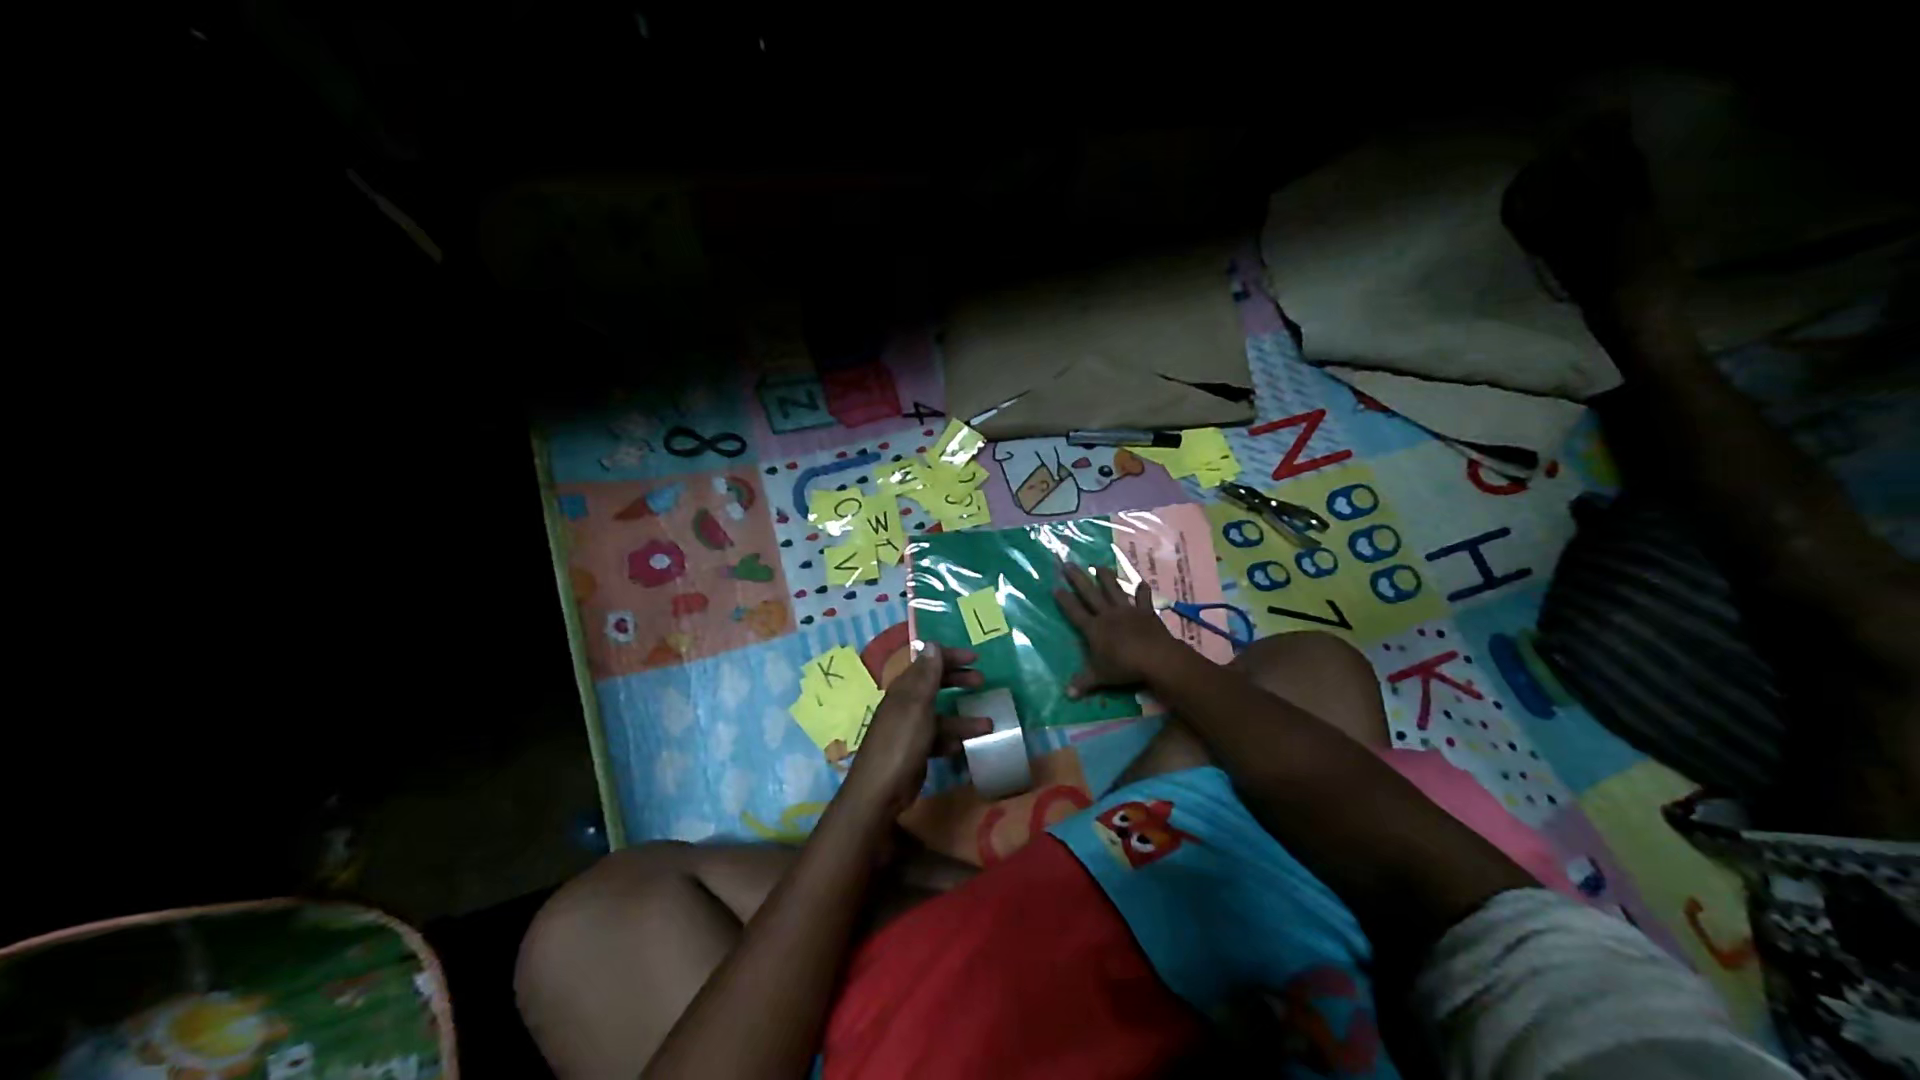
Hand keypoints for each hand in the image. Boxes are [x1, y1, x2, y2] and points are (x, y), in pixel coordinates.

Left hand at [841, 643, 986, 819]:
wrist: (881, 790)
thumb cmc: (901, 742)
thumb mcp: (917, 705)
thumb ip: (927, 675)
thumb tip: (932, 643)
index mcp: (905, 689)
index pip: (927, 662)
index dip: (950, 656)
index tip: (975, 658)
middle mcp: (906, 704)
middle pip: (935, 685)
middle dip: (958, 680)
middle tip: (982, 682)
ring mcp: (910, 728)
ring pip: (941, 714)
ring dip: (963, 716)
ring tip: (988, 724)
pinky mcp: (915, 749)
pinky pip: (938, 738)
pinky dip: (953, 738)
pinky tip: (966, 745)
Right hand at [1055, 563, 1178, 697]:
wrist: (1155, 657)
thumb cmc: (1123, 667)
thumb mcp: (1100, 676)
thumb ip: (1083, 683)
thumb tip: (1067, 695)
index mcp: (1094, 629)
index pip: (1075, 612)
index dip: (1064, 600)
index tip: (1055, 586)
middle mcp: (1108, 615)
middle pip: (1090, 594)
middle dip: (1078, 579)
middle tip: (1068, 564)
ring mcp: (1128, 611)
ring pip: (1114, 590)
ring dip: (1107, 577)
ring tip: (1099, 565)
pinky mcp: (1146, 612)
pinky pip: (1143, 599)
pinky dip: (1142, 591)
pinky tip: (1142, 582)